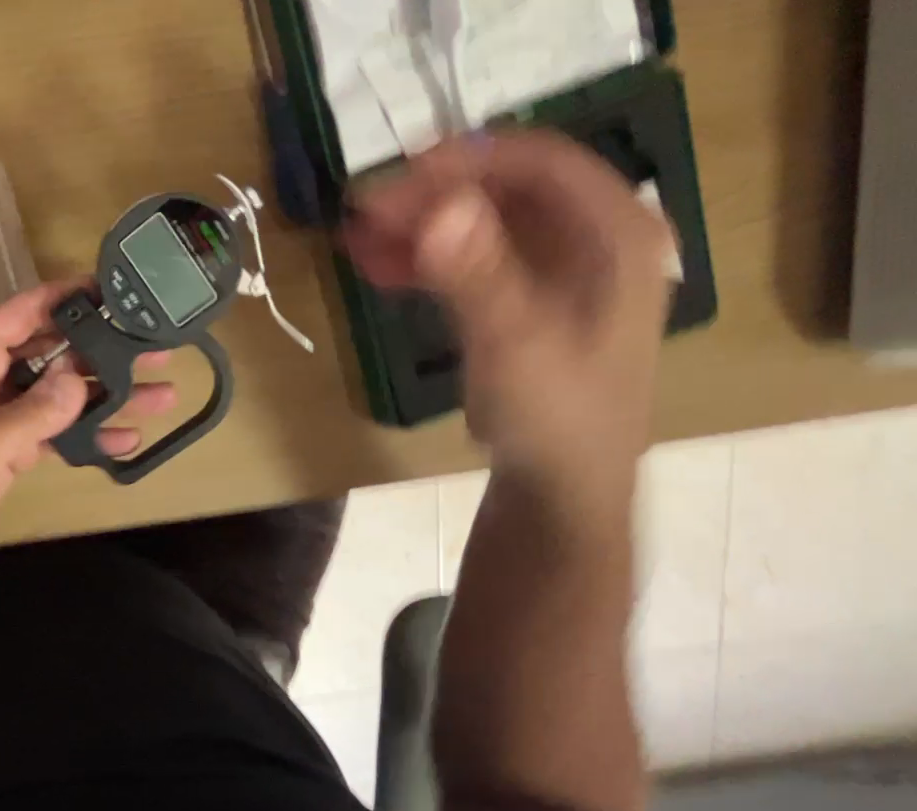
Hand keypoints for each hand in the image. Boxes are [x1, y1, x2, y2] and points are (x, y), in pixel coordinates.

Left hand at [0, 281, 176, 563]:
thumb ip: (28, 415)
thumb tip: (78, 383)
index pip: (20, 314)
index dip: (65, 297)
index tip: (115, 288)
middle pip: (50, 350)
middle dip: (101, 348)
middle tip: (156, 345)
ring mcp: (0, 414)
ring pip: (60, 393)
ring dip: (106, 394)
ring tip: (162, 392)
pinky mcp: (10, 447)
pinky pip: (55, 432)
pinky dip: (88, 435)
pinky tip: (128, 439)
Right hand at [344, 133, 675, 507]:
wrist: (561, 486)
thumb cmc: (554, 417)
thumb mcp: (515, 344)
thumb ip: (477, 276)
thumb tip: (435, 209)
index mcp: (614, 235)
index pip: (540, 165)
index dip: (467, 161)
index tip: (396, 178)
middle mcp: (592, 240)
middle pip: (506, 191)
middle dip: (432, 197)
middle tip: (364, 213)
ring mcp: (558, 272)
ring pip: (483, 226)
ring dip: (420, 227)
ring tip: (358, 240)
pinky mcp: (525, 302)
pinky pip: (472, 262)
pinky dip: (427, 260)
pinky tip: (379, 268)